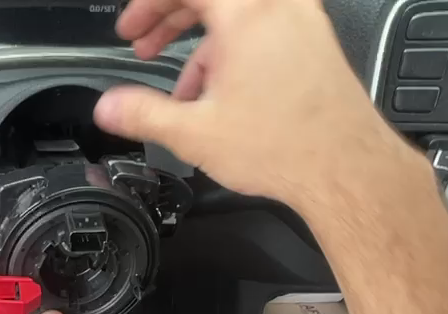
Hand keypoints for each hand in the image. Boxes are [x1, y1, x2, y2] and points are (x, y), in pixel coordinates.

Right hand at [94, 0, 423, 213]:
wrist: (339, 164)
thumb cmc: (282, 145)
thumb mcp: (193, 133)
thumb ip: (143, 114)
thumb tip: (108, 107)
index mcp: (244, 14)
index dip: (149, 4)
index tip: (131, 29)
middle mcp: (276, 6)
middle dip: (169, 17)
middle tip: (144, 46)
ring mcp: (298, 19)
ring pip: (235, 14)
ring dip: (199, 44)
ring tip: (181, 92)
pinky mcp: (310, 40)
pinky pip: (259, 30)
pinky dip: (230, 52)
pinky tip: (218, 96)